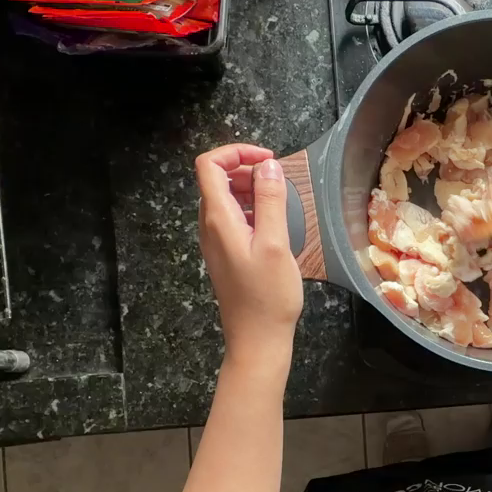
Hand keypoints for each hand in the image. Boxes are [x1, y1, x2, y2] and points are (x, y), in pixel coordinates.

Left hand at [194, 143, 302, 370]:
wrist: (257, 339)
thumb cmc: (268, 296)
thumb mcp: (275, 244)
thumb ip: (271, 201)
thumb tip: (268, 166)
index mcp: (218, 219)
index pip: (209, 165)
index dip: (236, 152)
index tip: (269, 160)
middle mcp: (211, 227)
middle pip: (217, 180)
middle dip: (246, 169)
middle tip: (280, 180)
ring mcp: (217, 242)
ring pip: (226, 200)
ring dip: (251, 190)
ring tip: (281, 200)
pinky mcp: (227, 255)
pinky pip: (234, 220)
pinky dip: (253, 211)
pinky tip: (274, 225)